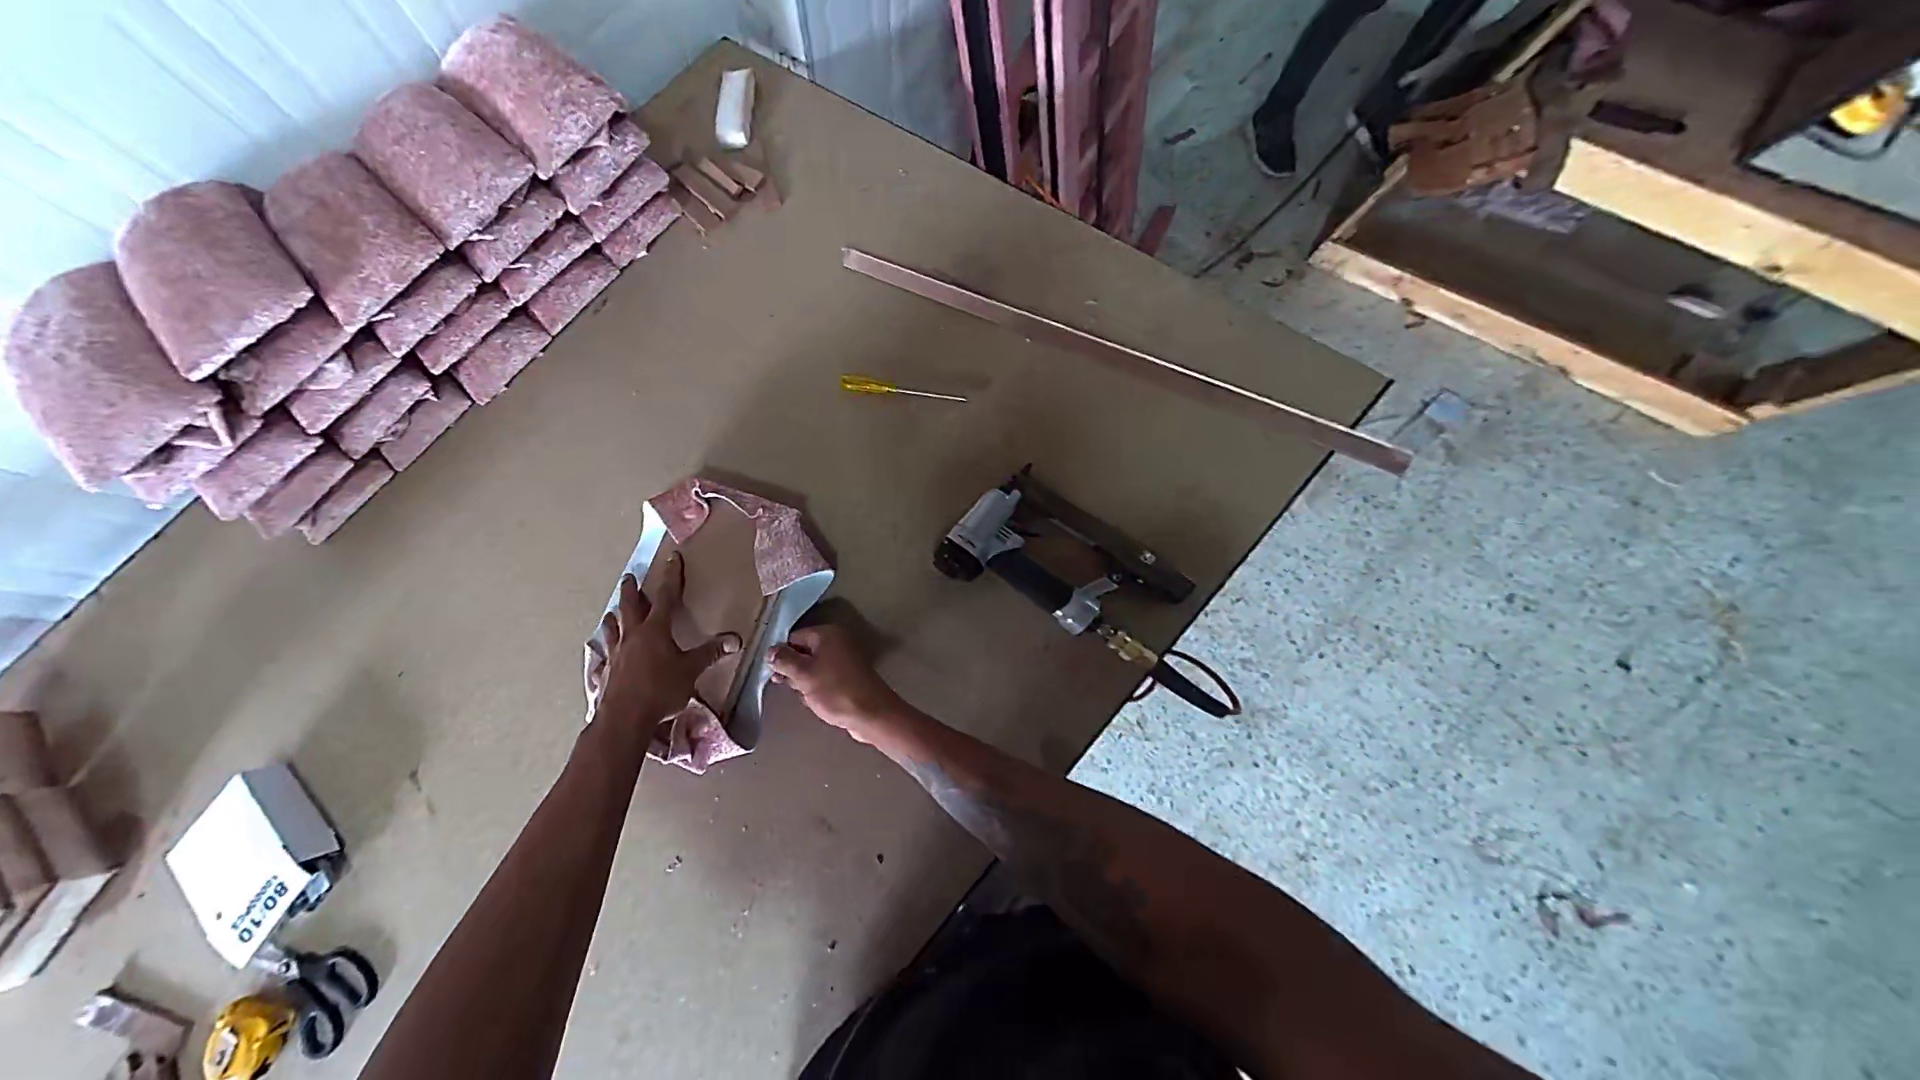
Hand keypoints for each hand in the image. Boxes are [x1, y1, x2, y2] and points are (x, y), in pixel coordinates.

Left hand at [584, 554, 738, 739]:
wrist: (624, 719)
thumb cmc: (660, 690)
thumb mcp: (691, 670)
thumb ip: (711, 653)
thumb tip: (735, 639)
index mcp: (655, 630)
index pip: (665, 597)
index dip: (671, 577)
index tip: (671, 559)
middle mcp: (632, 636)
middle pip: (630, 606)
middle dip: (632, 590)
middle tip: (629, 577)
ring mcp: (615, 654)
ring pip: (613, 629)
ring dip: (614, 618)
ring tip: (611, 613)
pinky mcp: (606, 673)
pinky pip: (605, 656)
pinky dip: (606, 650)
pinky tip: (603, 655)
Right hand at [767, 625, 907, 741]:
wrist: (870, 714)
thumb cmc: (835, 691)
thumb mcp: (803, 674)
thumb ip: (784, 660)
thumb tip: (770, 651)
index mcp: (827, 634)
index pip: (793, 638)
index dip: (781, 655)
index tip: (773, 673)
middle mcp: (837, 642)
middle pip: (803, 652)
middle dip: (793, 671)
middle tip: (790, 686)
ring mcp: (843, 660)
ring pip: (812, 669)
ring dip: (804, 683)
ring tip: (808, 696)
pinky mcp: (847, 677)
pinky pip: (824, 679)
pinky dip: (817, 689)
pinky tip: (817, 701)